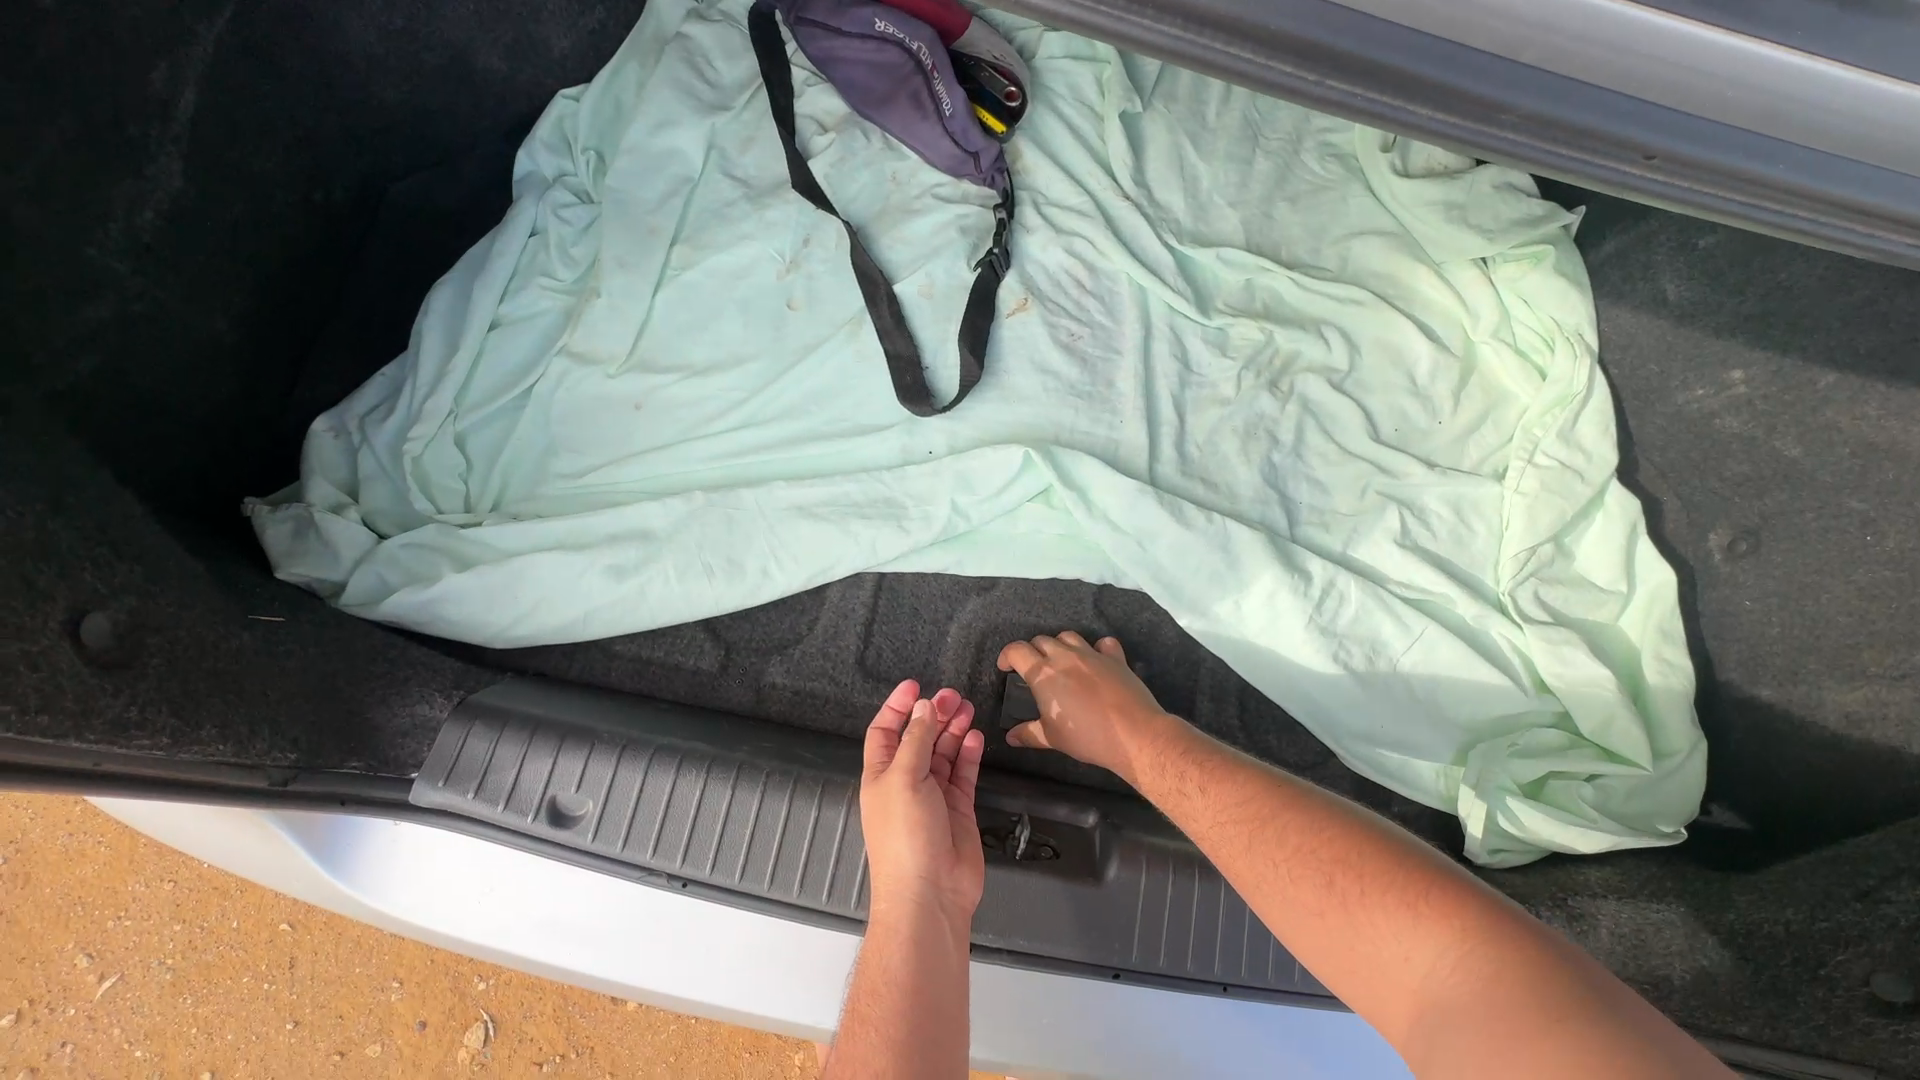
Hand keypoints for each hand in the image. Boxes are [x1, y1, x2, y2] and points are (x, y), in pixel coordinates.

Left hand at [860, 679, 987, 927]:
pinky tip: (975, 737)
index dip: (897, 707)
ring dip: (953, 730)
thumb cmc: (905, 836)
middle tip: (953, 696)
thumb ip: (916, 740)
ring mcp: (933, 796)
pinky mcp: (958, 809)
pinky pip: (963, 773)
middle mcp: (905, 782)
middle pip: (919, 738)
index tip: (915, 686)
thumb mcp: (904, 779)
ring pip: (943, 753)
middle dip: (933, 715)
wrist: (930, 893)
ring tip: (967, 708)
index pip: (885, 731)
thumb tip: (923, 708)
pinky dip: (969, 754)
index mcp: (881, 775)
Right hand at [996, 632, 1187, 782]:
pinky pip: (1104, 643)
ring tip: (1061, 661)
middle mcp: (1065, 656)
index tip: (1005, 667)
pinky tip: (1096, 659)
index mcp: (1044, 673)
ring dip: (1060, 645)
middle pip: (1041, 640)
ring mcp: (1092, 654)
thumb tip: (1011, 737)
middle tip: (1033, 668)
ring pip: (1069, 636)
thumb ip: (1029, 734)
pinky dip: (1097, 648)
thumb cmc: (1086, 736)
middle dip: (1032, 651)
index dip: (1006, 656)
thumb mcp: (1052, 737)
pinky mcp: (1115, 658)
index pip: (1017, 651)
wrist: (1133, 734)